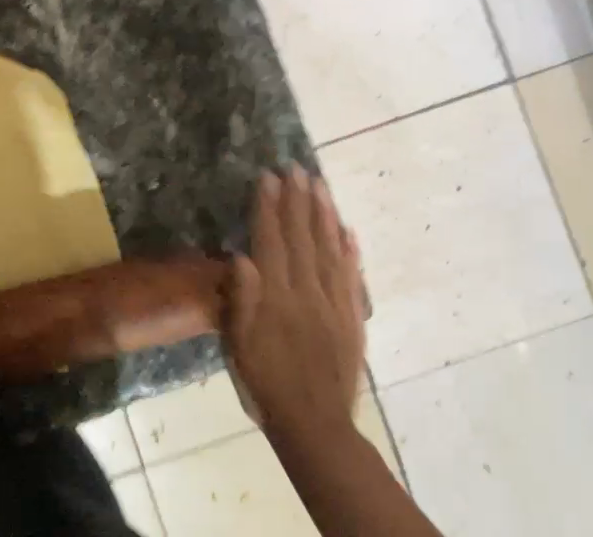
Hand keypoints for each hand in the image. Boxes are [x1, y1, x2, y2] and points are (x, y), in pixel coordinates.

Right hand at [224, 165, 366, 441]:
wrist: (315, 425)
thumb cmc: (265, 382)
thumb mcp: (240, 344)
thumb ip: (243, 300)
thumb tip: (241, 256)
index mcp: (277, 297)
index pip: (272, 241)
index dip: (269, 208)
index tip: (268, 177)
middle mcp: (308, 293)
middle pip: (303, 238)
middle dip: (298, 201)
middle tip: (296, 167)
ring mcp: (334, 304)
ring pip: (330, 250)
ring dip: (324, 215)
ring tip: (320, 186)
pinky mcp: (352, 319)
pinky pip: (351, 277)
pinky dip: (349, 250)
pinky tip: (346, 230)